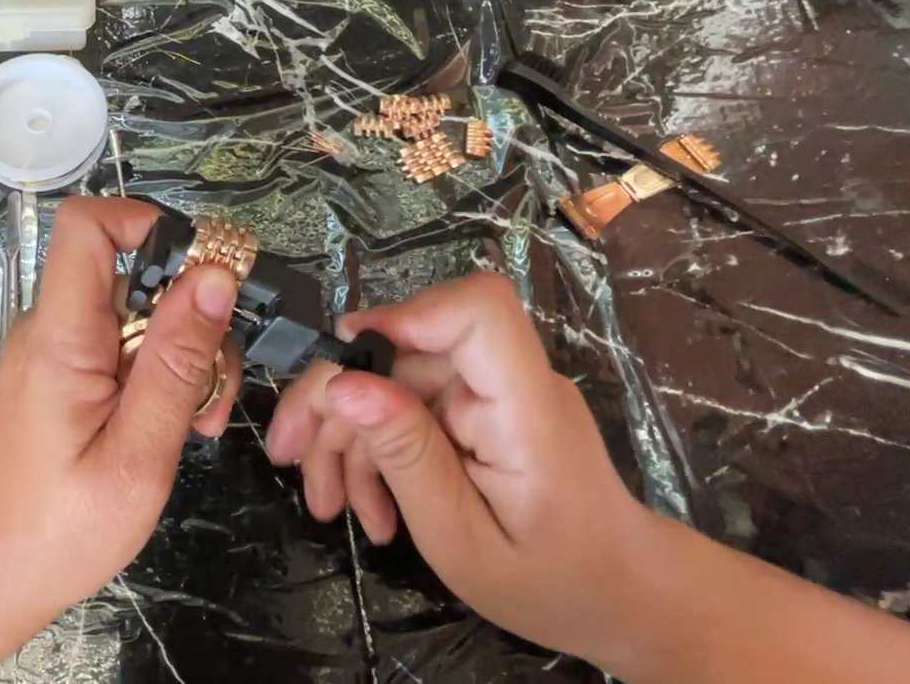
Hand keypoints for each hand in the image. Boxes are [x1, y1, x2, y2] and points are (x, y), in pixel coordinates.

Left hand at [0, 198, 243, 637]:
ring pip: (135, 315)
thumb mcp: (138, 453)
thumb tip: (215, 276)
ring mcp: (56, 351)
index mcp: (60, 334)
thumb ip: (177, 363)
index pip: (84, 225)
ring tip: (199, 422)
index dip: (143, 221)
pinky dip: (155, 375)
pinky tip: (173, 426)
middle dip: (189, 317)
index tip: (204, 268)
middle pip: (130, 276)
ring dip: (180, 356)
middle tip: (216, 388)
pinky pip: (119, 348)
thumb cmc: (59, 529)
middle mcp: (52, 327)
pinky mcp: (63, 376)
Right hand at [265, 271, 658, 665]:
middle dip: (332, 398)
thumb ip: (405, 456)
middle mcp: (506, 380)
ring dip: (343, 436)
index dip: (406, 314)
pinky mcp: (471, 405)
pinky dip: (372, 450)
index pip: (478, 311)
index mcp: (525, 410)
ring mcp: (487, 389)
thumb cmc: (555, 584)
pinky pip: (403, 405)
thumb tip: (342, 383)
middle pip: (400, 348)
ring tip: (328, 503)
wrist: (622, 598)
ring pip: (388, 378)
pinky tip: (365, 503)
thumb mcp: (462, 540)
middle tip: (287, 455)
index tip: (346, 358)